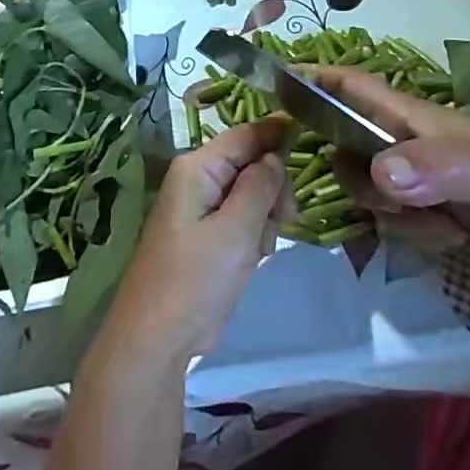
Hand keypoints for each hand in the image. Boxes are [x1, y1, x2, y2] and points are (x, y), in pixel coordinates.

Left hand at [95, 117, 295, 365]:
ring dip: (265, 218)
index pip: (245, 134)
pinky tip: (250, 259)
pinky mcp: (206, 237)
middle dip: (273, 188)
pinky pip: (241, 221)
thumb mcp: (237, 229)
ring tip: (258, 249)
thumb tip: (275, 156)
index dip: (278, 131)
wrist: (157, 338)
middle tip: (287, 218)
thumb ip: (260, 186)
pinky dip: (253, 236)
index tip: (312, 133)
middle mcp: (197, 181)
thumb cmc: (196, 279)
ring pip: (251, 195)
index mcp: (197, 168)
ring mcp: (200, 209)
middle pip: (251, 165)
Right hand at [308, 66, 469, 246]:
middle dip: (361, 182)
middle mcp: (407, 141)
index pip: (352, 86)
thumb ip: (439, 168)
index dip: (313, 77)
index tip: (274, 85)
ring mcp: (420, 176)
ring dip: (398, 217)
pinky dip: (418, 234)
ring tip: (447, 222)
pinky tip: (457, 235)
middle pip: (348, 152)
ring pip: (370, 193)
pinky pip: (395, 220)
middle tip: (398, 200)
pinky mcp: (432, 207)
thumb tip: (378, 173)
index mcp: (413, 116)